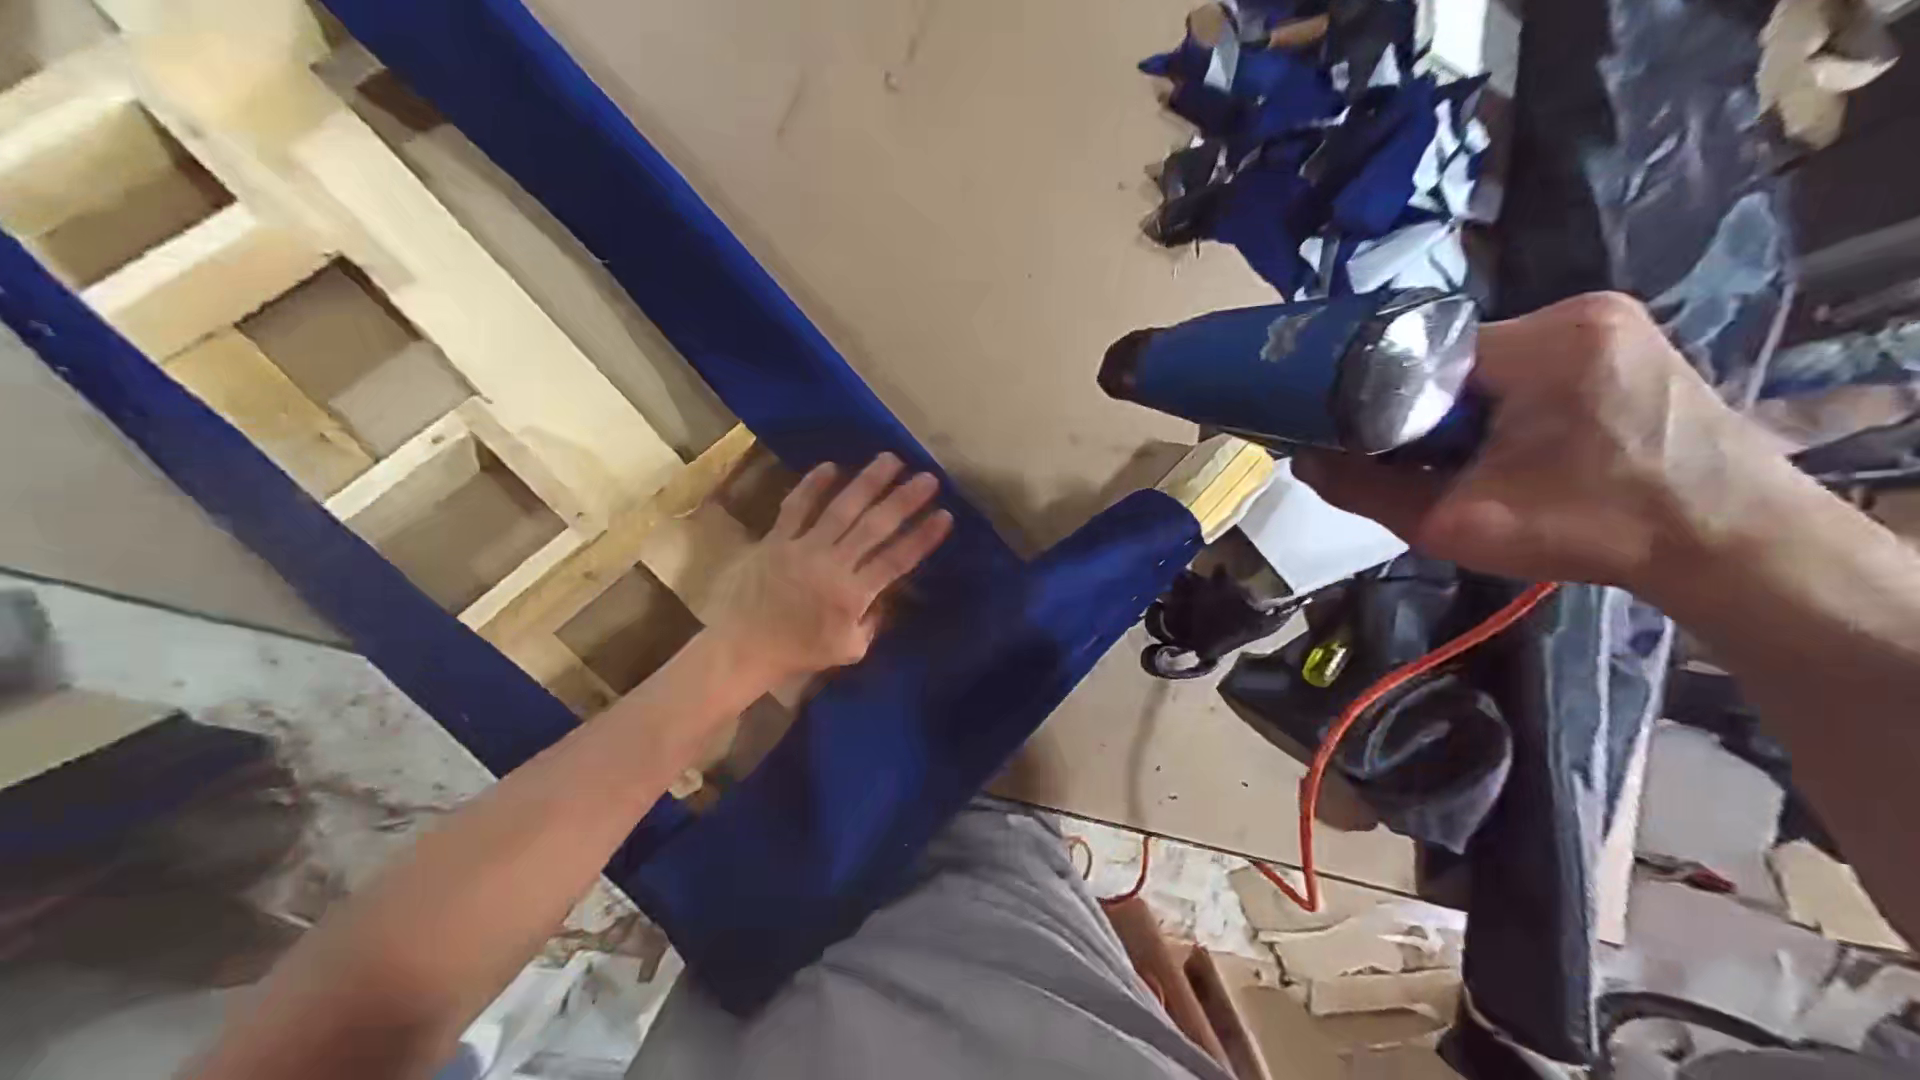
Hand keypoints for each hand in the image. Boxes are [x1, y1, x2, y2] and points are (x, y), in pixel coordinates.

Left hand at [705, 452, 954, 684]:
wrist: (743, 647)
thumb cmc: (797, 652)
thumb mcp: (848, 650)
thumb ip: (872, 623)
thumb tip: (884, 598)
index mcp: (853, 595)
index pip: (896, 560)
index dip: (922, 537)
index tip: (944, 515)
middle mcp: (833, 564)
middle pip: (875, 527)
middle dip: (904, 500)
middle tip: (928, 478)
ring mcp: (802, 548)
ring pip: (841, 509)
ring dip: (868, 482)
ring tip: (890, 460)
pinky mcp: (776, 540)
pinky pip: (795, 507)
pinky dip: (812, 485)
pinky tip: (831, 466)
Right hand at [1293, 292, 1784, 590]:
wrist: (1731, 544)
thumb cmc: (1591, 531)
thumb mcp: (1452, 524)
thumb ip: (1364, 491)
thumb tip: (1301, 459)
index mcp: (1544, 343)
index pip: (1417, 356)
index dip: (1379, 400)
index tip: (1368, 441)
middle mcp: (1579, 312)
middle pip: (1448, 358)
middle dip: (1420, 407)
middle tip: (1418, 458)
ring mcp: (1607, 321)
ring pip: (1482, 362)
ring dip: (1457, 406)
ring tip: (1462, 454)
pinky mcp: (1622, 341)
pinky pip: (1522, 364)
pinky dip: (1498, 401)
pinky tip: (1508, 442)